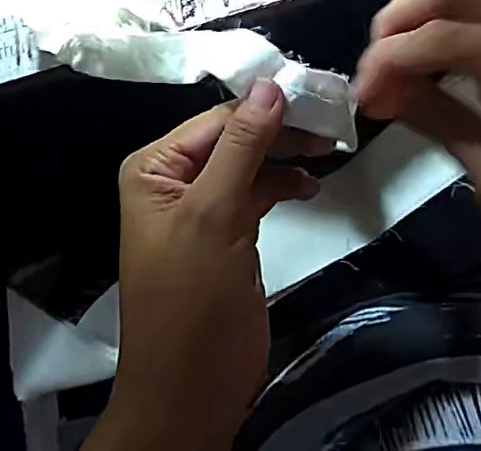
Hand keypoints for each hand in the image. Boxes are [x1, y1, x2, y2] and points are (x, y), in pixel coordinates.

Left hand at [91, 80, 323, 450]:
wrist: (191, 394)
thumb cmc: (192, 301)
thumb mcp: (214, 214)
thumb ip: (242, 147)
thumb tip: (268, 87)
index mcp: (154, 166)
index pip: (214, 121)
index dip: (262, 107)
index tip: (311, 97)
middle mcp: (173, 179)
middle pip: (233, 139)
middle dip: (277, 132)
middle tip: (325, 126)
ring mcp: (200, 207)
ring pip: (248, 164)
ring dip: (283, 157)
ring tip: (324, 150)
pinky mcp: (225, 233)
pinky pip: (254, 193)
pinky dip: (281, 186)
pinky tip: (307, 186)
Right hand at [354, 0, 480, 275]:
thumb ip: (432, 116)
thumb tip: (370, 89)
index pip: (450, 36)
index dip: (394, 58)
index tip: (362, 95)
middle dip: (399, 23)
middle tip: (376, 74)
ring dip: (407, 25)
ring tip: (389, 73)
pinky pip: (460, 11)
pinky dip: (425, 33)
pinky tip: (414, 70)